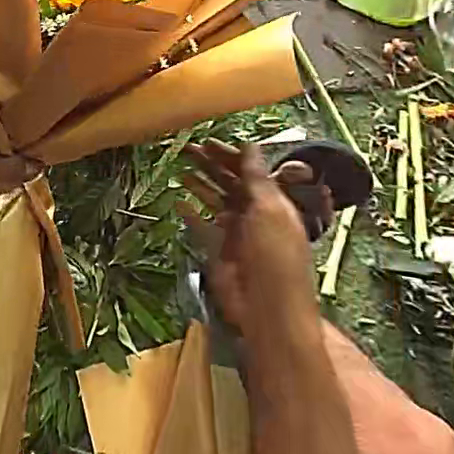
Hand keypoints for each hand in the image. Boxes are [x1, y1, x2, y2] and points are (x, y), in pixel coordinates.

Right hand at [182, 139, 333, 333]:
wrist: (267, 311)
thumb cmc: (275, 259)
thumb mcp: (270, 211)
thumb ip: (257, 178)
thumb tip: (250, 145)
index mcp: (273, 204)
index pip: (250, 172)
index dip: (229, 156)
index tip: (206, 142)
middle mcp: (254, 216)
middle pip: (230, 184)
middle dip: (210, 165)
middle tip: (186, 149)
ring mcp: (235, 234)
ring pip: (215, 202)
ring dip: (199, 185)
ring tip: (180, 168)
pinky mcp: (218, 251)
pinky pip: (202, 227)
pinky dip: (191, 214)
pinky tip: (178, 201)